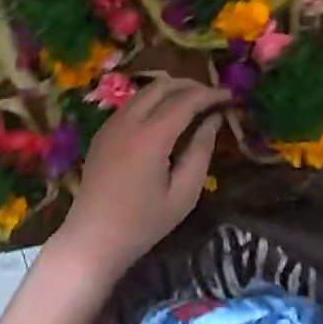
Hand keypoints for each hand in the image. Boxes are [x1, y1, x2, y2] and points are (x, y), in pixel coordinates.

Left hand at [51, 78, 229, 280]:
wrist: (92, 238)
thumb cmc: (143, 223)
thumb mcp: (183, 194)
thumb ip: (200, 152)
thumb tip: (213, 120)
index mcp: (150, 137)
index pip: (185, 100)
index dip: (210, 94)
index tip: (230, 96)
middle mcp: (128, 121)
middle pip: (162, 86)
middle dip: (190, 85)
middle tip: (212, 97)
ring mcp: (110, 124)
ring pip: (144, 91)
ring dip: (170, 90)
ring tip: (193, 103)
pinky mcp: (102, 132)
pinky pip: (131, 104)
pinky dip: (152, 100)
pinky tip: (165, 116)